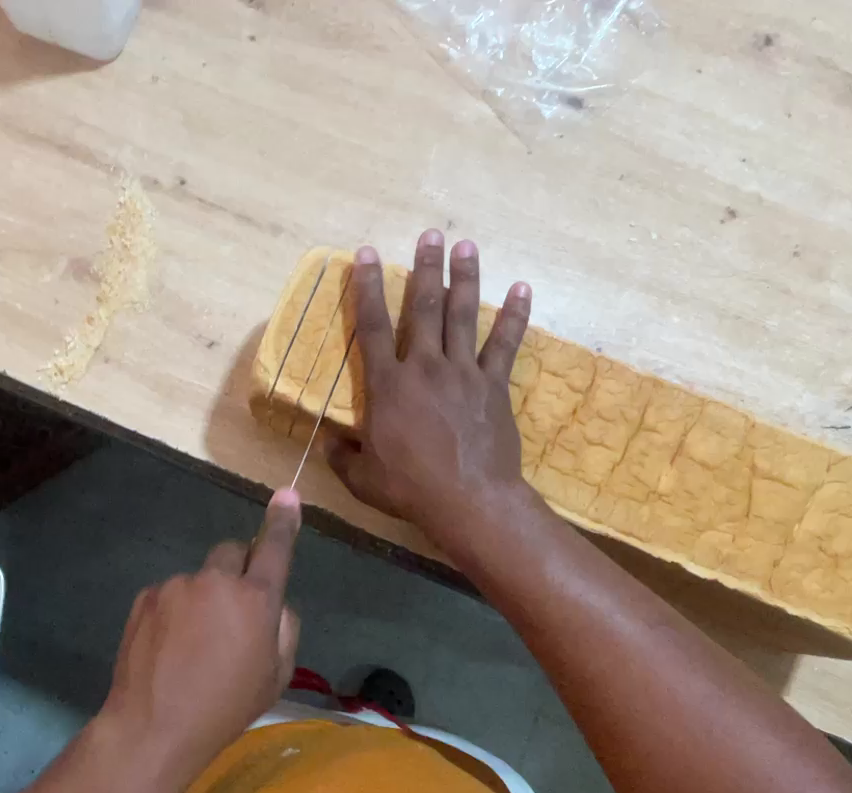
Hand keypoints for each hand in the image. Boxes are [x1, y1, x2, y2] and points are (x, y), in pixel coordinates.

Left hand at [92, 489, 302, 785]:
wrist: (154, 726)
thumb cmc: (226, 708)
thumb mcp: (277, 676)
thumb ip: (284, 628)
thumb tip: (275, 604)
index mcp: (256, 599)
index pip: (275, 549)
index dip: (284, 522)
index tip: (287, 495)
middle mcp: (216, 581)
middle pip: (232, 553)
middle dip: (237, 572)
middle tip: (232, 613)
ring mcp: (176, 586)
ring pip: (198, 579)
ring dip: (202, 598)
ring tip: (192, 646)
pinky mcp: (146, 596)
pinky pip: (170, 594)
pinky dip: (174, 612)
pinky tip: (168, 647)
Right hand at [326, 231, 534, 546]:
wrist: (468, 499)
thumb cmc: (409, 488)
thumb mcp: (361, 478)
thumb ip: (341, 456)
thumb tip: (328, 441)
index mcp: (388, 386)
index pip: (372, 327)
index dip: (366, 288)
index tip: (364, 255)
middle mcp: (424, 368)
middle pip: (424, 308)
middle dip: (424, 268)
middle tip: (430, 235)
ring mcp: (463, 373)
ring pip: (464, 315)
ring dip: (465, 278)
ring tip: (466, 246)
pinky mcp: (493, 386)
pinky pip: (505, 345)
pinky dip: (515, 316)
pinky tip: (523, 290)